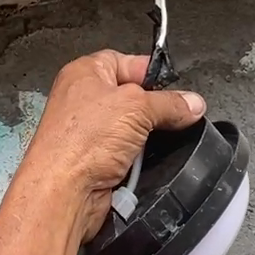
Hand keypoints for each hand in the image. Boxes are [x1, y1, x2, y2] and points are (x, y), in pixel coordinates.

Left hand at [18, 51, 204, 243]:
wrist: (62, 192)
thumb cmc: (81, 141)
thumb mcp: (137, 107)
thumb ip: (169, 103)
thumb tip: (192, 103)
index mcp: (85, 73)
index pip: (126, 62)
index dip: (151, 72)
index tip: (175, 87)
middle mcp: (83, 99)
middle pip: (132, 97)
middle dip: (151, 111)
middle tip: (170, 117)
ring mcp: (88, 132)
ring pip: (132, 130)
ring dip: (144, 140)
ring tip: (148, 144)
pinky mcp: (94, 161)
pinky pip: (127, 155)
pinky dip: (137, 161)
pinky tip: (140, 164)